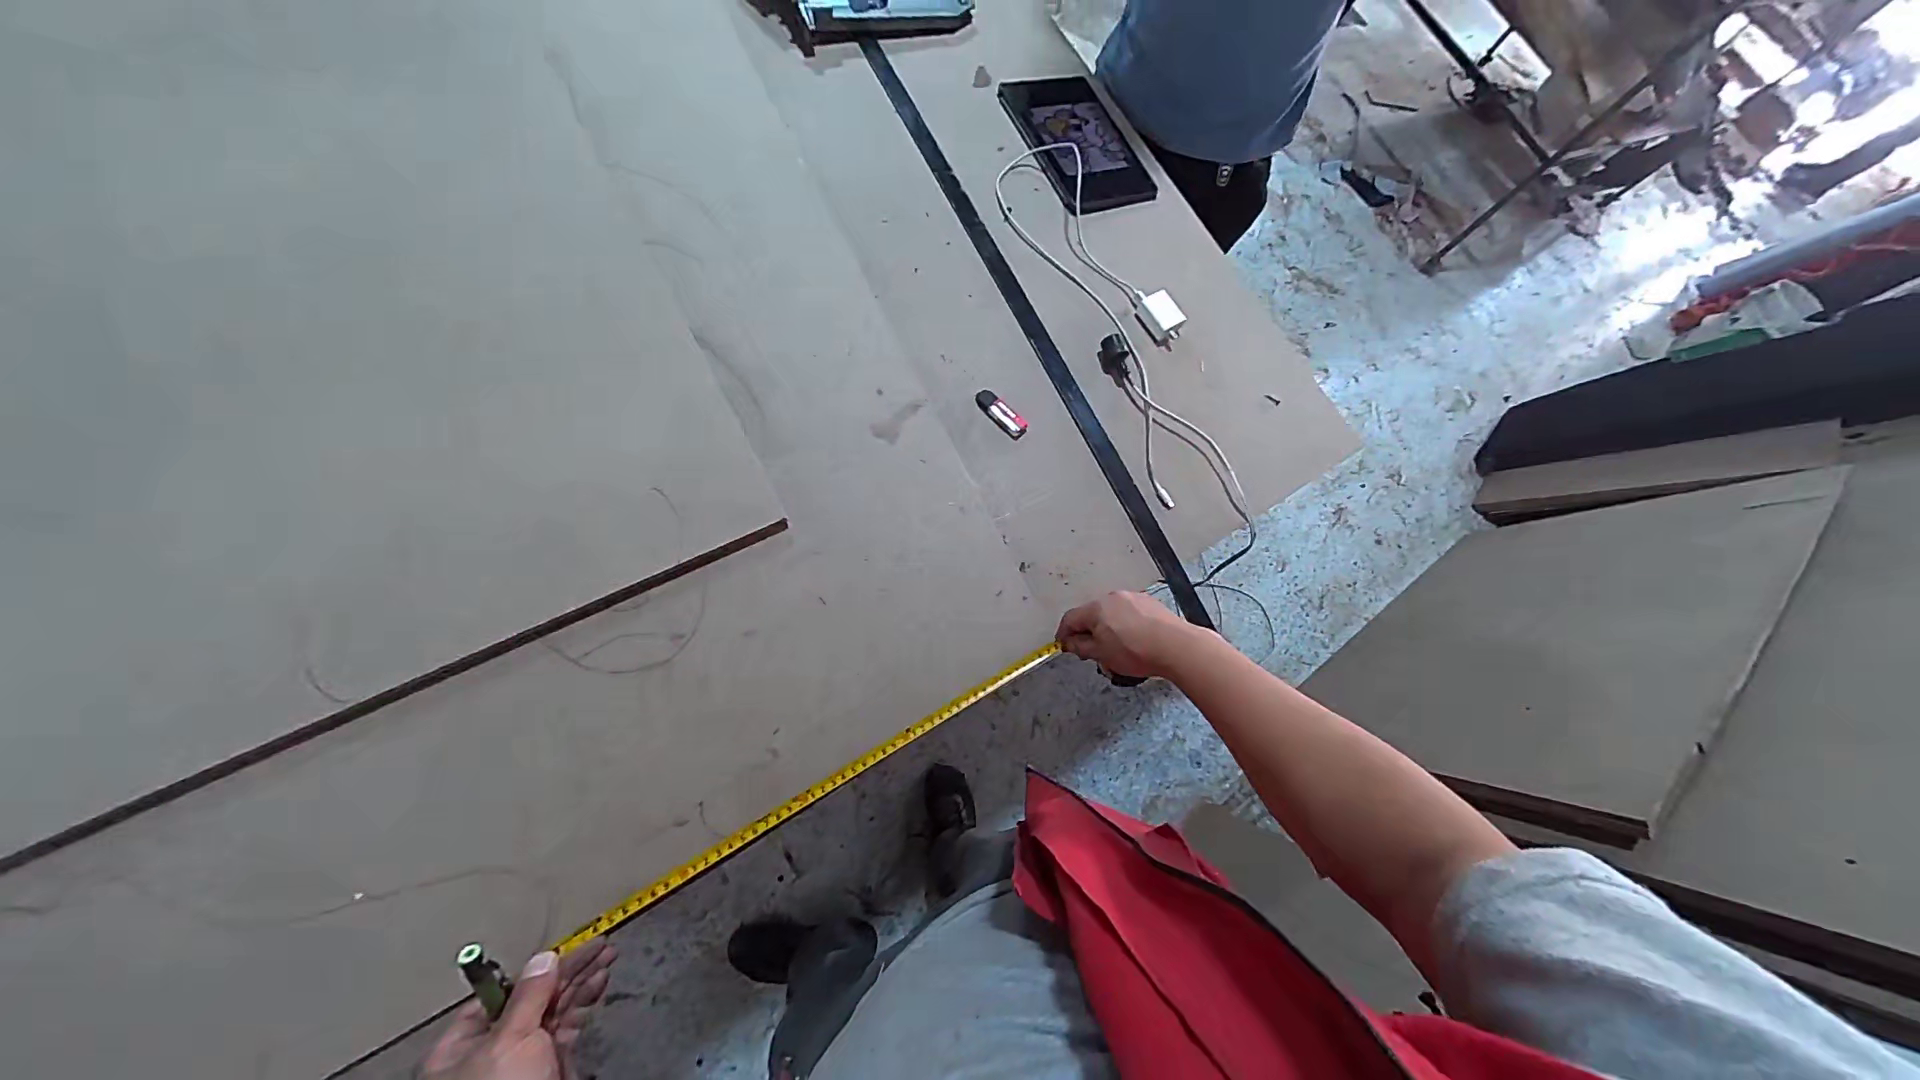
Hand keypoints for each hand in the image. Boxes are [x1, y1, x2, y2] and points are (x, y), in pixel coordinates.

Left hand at [423, 939, 615, 1079]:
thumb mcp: (510, 1041)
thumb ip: (529, 995)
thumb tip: (545, 956)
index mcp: (462, 1047)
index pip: (498, 994)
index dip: (533, 971)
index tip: (565, 948)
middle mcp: (491, 1049)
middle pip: (534, 996)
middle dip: (569, 969)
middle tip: (600, 944)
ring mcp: (523, 1059)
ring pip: (555, 1007)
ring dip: (584, 979)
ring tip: (609, 955)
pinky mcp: (549, 1066)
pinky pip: (568, 1023)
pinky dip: (586, 1000)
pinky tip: (601, 980)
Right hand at [1055, 591, 1202, 679]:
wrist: (1176, 647)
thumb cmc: (1140, 651)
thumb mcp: (1101, 655)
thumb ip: (1080, 647)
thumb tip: (1071, 643)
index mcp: (1096, 608)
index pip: (1070, 619)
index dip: (1064, 634)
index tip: (1065, 645)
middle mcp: (1113, 598)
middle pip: (1091, 614)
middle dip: (1089, 633)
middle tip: (1092, 652)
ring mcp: (1133, 598)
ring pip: (1112, 614)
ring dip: (1109, 629)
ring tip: (1118, 651)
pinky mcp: (1149, 604)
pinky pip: (1130, 614)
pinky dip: (1127, 626)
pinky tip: (1135, 642)